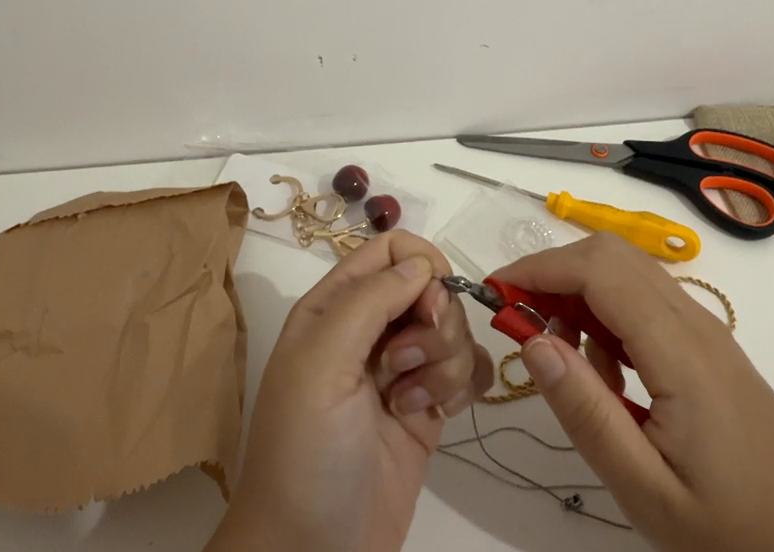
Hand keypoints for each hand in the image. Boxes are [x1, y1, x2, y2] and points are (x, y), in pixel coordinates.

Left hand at [206, 232, 492, 551]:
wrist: (313, 551)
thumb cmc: (306, 450)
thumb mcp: (322, 363)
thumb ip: (370, 301)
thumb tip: (422, 264)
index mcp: (333, 308)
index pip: (388, 251)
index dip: (419, 263)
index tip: (430, 300)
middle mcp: (368, 330)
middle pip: (429, 288)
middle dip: (434, 321)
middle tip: (406, 364)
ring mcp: (400, 369)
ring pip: (452, 329)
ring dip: (445, 360)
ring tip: (409, 402)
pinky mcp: (427, 407)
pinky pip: (467, 369)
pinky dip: (463, 383)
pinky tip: (437, 414)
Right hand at [493, 234, 773, 551]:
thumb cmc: (728, 525)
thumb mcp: (643, 485)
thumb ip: (585, 411)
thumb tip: (533, 341)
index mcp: (680, 353)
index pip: (599, 271)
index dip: (541, 268)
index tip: (496, 293)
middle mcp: (696, 324)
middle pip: (613, 255)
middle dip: (554, 271)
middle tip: (519, 321)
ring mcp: (707, 331)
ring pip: (630, 272)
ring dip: (581, 291)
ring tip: (561, 355)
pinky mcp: (710, 345)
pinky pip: (648, 300)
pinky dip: (608, 312)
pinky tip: (604, 371)